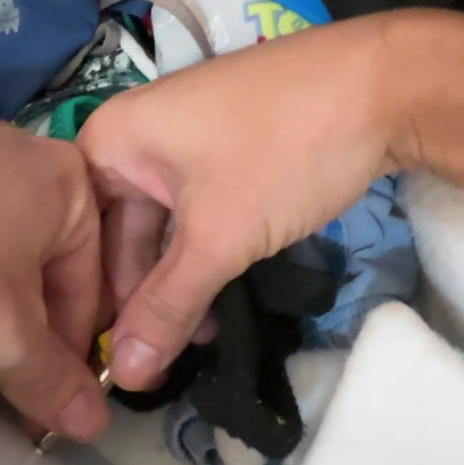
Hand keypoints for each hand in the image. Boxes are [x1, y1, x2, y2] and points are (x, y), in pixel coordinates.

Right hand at [77, 14, 413, 389]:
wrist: (383, 83)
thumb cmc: (281, 152)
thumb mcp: (218, 237)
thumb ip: (168, 307)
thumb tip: (125, 381)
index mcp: (110, 139)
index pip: (79, 237)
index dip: (93, 306)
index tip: (109, 369)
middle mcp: (137, 133)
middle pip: (121, 232)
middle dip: (144, 300)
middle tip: (160, 369)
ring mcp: (185, 137)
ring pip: (165, 226)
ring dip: (180, 283)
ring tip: (200, 343)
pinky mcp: (227, 146)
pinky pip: (198, 210)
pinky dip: (205, 253)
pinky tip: (221, 299)